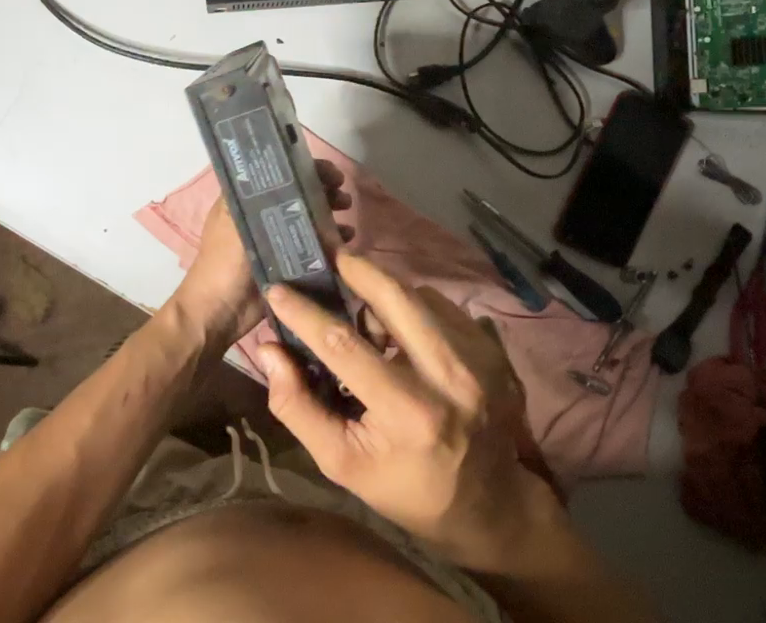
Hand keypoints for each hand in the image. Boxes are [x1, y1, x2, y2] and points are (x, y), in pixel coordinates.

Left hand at [165, 159, 351, 347]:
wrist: (220, 312)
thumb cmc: (224, 263)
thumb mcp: (238, 222)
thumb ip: (263, 201)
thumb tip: (296, 178)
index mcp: (245, 200)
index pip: (280, 175)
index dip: (307, 169)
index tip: (331, 174)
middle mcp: (262, 216)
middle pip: (299, 195)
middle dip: (324, 191)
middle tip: (343, 196)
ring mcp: (276, 240)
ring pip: (309, 219)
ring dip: (330, 214)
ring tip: (347, 215)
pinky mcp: (289, 263)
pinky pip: (314, 246)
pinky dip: (330, 240)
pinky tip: (346, 240)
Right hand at [260, 253, 556, 568]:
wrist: (490, 507)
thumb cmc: (407, 488)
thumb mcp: (342, 462)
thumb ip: (298, 406)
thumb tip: (268, 351)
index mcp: (409, 413)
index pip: (345, 346)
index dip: (306, 314)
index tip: (278, 290)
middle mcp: (452, 378)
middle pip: (397, 299)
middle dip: (357, 271)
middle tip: (328, 258)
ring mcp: (482, 360)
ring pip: (423, 298)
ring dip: (387, 297)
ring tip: (366, 318)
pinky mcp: (497, 351)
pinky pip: (447, 310)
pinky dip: (418, 311)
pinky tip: (403, 334)